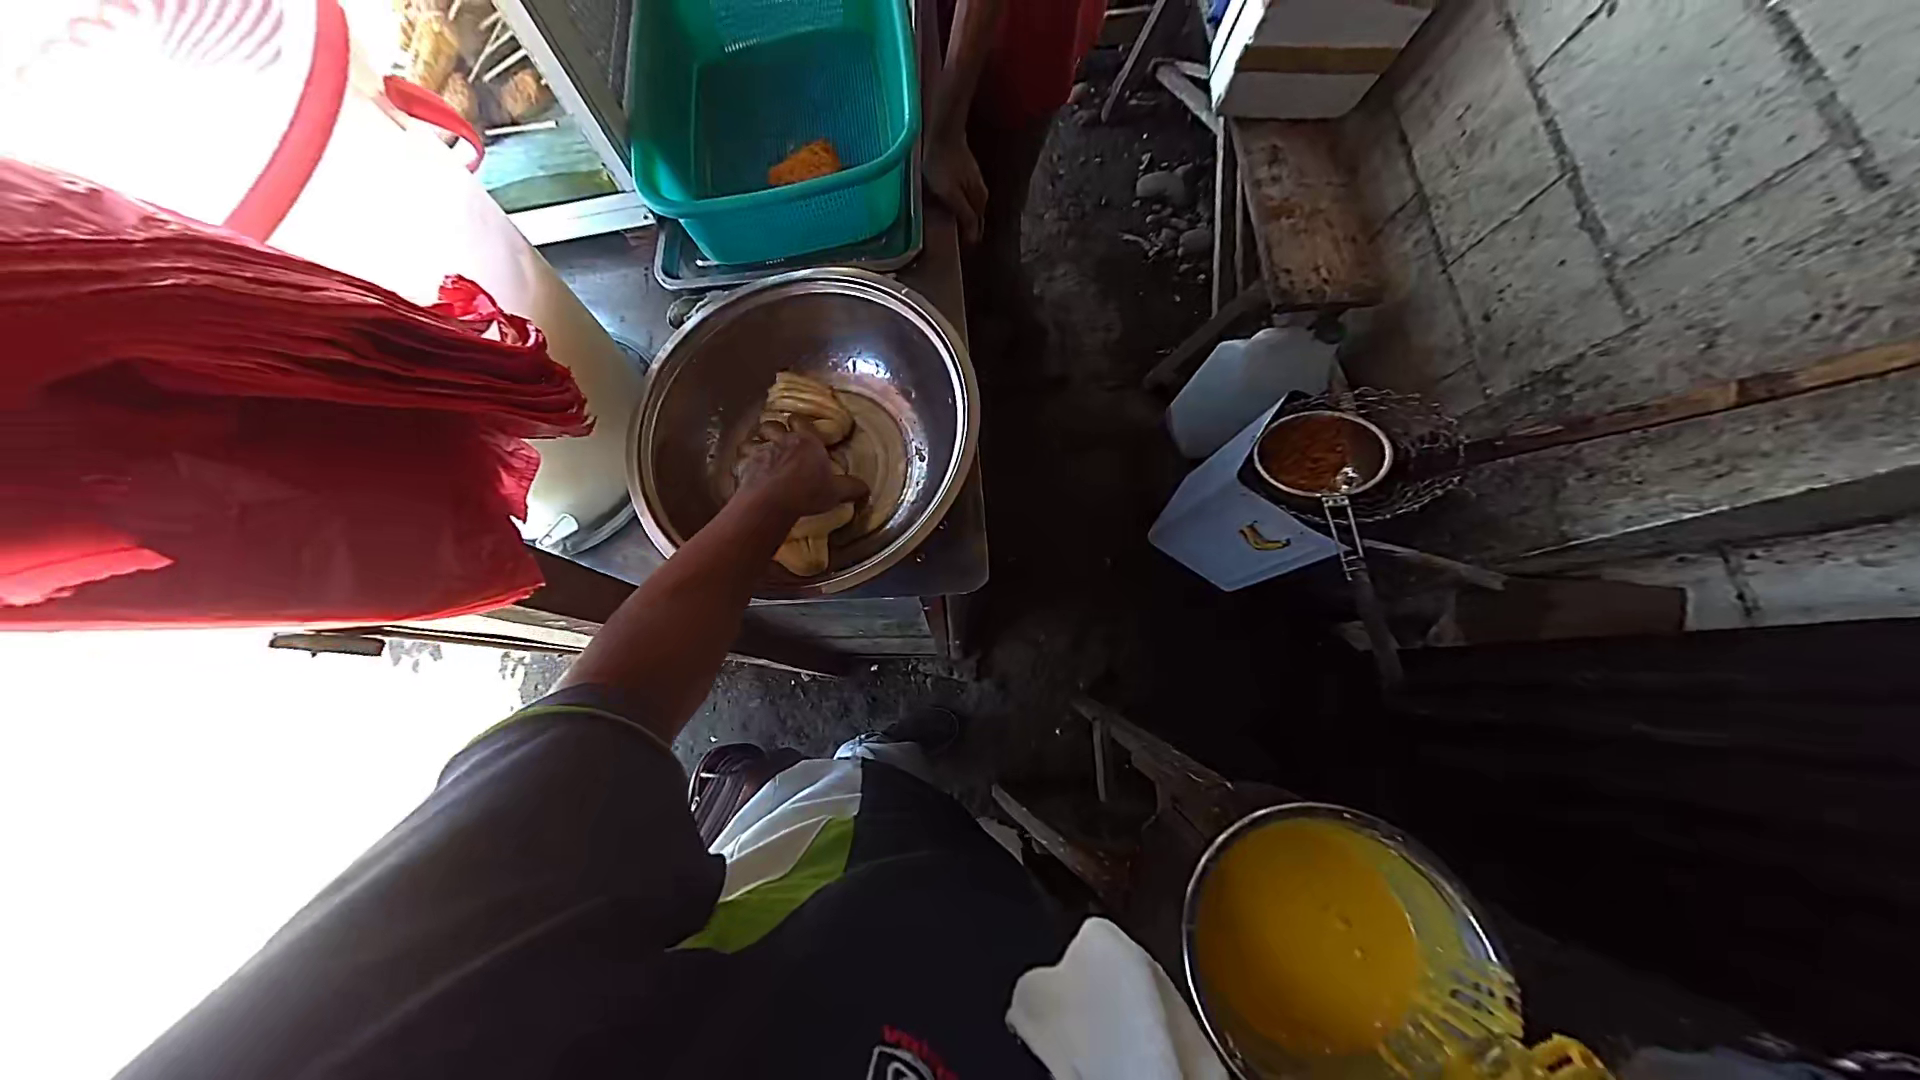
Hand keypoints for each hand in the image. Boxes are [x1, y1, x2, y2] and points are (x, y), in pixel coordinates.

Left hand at [734, 422, 868, 519]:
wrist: (773, 501)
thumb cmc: (809, 492)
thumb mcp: (836, 492)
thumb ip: (850, 488)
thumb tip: (866, 488)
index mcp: (807, 441)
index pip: (801, 421)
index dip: (799, 423)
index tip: (799, 427)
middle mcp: (782, 440)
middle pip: (773, 425)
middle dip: (774, 430)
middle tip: (776, 438)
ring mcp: (760, 451)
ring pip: (752, 440)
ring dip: (754, 444)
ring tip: (757, 453)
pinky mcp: (743, 466)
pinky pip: (739, 460)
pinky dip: (741, 464)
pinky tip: (745, 471)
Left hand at [925, 126, 987, 244]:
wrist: (940, 129)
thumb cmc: (943, 164)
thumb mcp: (951, 195)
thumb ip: (964, 215)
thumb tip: (975, 237)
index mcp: (979, 198)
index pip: (977, 225)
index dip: (970, 238)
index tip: (963, 248)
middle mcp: (980, 189)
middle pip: (976, 215)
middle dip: (970, 228)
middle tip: (960, 240)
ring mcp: (972, 178)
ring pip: (971, 203)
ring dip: (966, 215)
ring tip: (956, 224)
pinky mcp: (963, 168)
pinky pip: (964, 192)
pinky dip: (960, 201)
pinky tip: (952, 202)